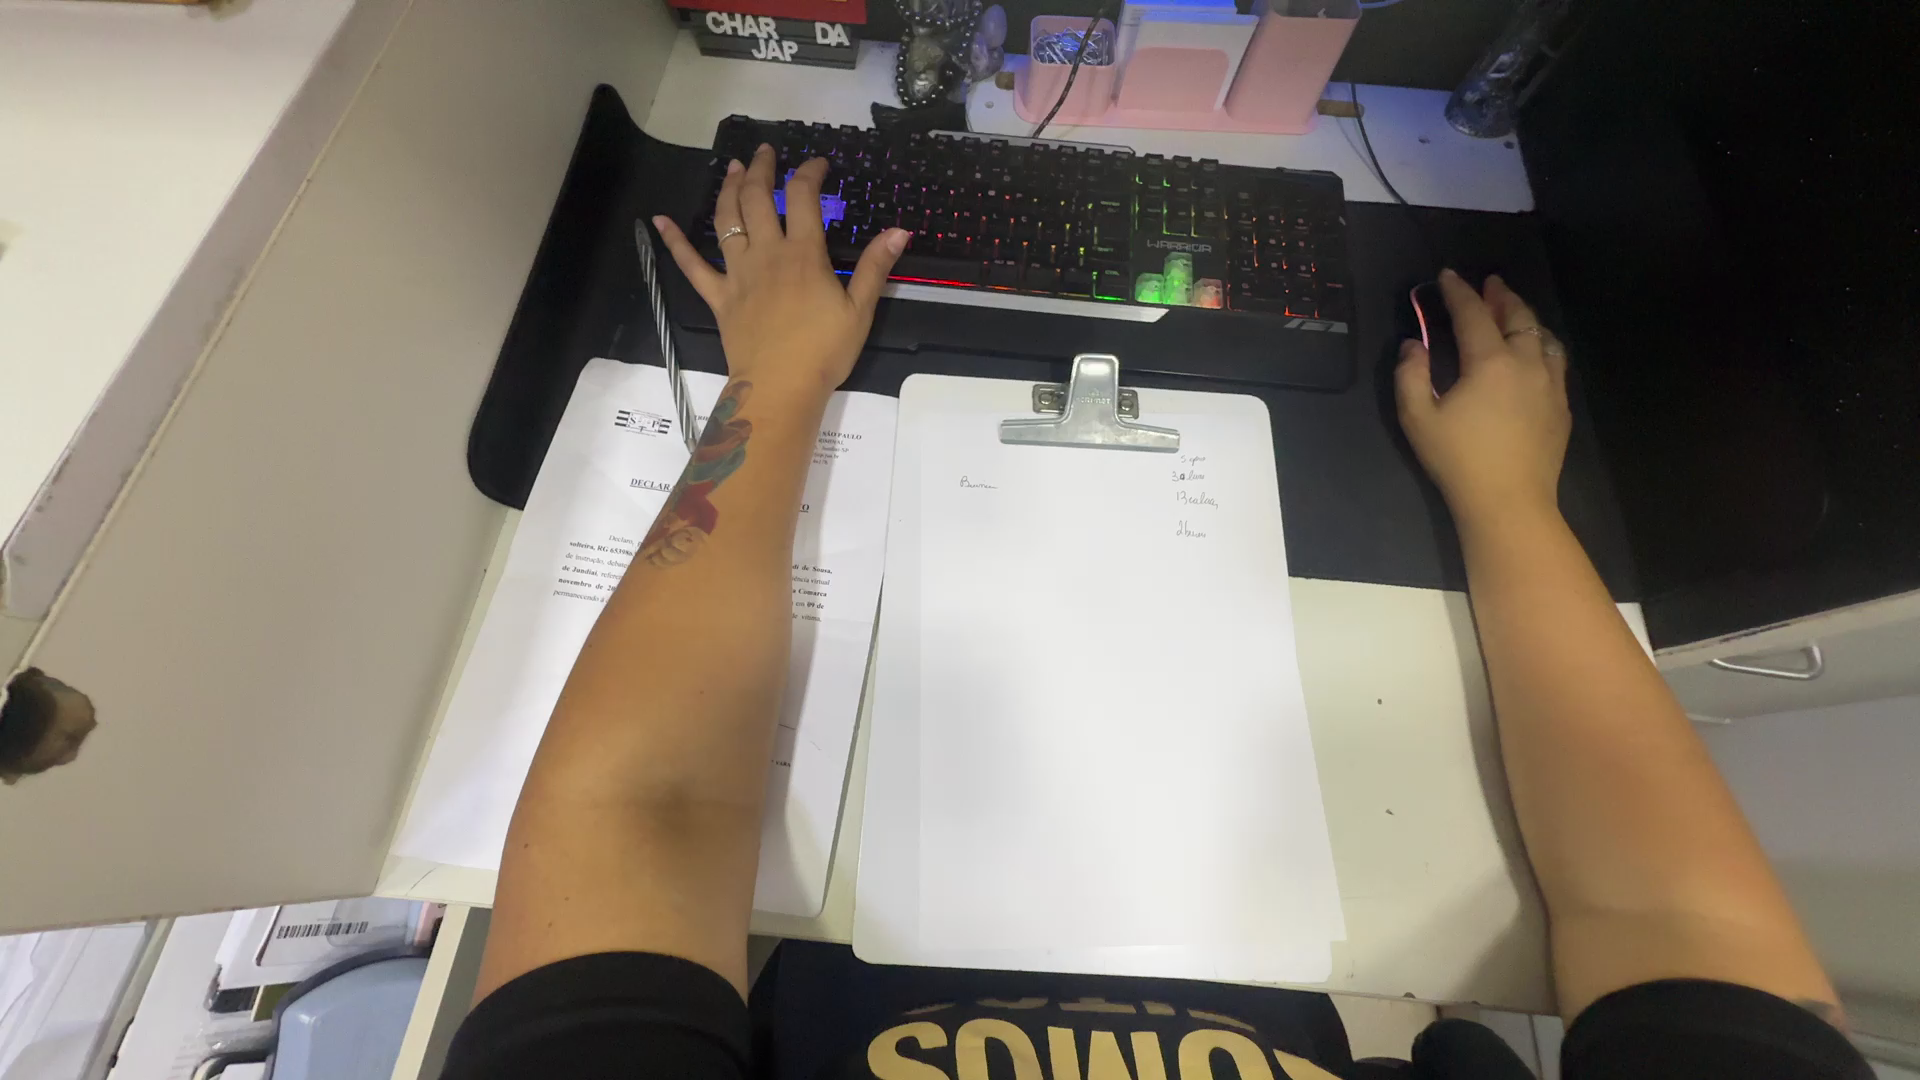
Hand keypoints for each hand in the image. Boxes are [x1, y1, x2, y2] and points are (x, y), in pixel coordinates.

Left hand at [654, 144, 909, 398]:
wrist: (781, 387)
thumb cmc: (824, 353)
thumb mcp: (859, 311)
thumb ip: (874, 267)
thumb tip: (899, 231)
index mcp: (803, 255)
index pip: (804, 197)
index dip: (809, 172)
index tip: (817, 163)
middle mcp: (767, 253)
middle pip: (758, 198)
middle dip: (761, 169)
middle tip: (764, 152)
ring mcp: (738, 273)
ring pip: (727, 220)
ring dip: (727, 188)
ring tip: (731, 168)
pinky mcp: (719, 296)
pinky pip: (691, 265)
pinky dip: (675, 242)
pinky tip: (659, 220)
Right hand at [1395, 270, 1570, 524]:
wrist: (1507, 498)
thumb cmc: (1456, 458)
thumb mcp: (1416, 418)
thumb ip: (1409, 375)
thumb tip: (1412, 344)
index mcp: (1488, 362)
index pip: (1473, 315)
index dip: (1458, 293)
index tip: (1447, 275)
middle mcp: (1525, 363)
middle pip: (1517, 317)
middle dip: (1500, 296)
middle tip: (1489, 282)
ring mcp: (1549, 383)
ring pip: (1543, 336)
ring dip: (1526, 317)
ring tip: (1513, 310)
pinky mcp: (1560, 404)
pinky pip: (1554, 359)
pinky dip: (1541, 342)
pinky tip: (1534, 349)